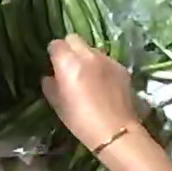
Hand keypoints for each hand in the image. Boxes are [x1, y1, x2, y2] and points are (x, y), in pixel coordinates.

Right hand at [42, 34, 143, 153]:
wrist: (116, 132)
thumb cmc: (80, 120)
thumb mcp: (57, 104)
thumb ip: (50, 84)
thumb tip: (50, 76)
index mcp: (68, 63)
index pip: (56, 44)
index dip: (53, 53)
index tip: (54, 65)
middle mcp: (87, 55)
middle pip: (74, 39)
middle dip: (69, 48)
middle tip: (69, 66)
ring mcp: (107, 59)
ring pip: (91, 48)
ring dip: (86, 57)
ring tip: (88, 75)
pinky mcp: (121, 67)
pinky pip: (106, 59)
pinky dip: (101, 66)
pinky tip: (103, 83)